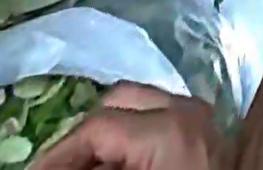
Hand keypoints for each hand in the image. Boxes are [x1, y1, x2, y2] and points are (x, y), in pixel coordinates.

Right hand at [30, 83, 219, 169]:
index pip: (98, 126)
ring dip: (107, 136)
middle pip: (118, 100)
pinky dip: (132, 140)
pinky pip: (159, 119)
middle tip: (56, 168)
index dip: (57, 155)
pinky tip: (114, 166)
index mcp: (166, 129)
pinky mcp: (206, 130)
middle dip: (82, 137)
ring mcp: (199, 116)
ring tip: (83, 168)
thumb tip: (57, 166)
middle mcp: (184, 108)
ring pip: (139, 106)